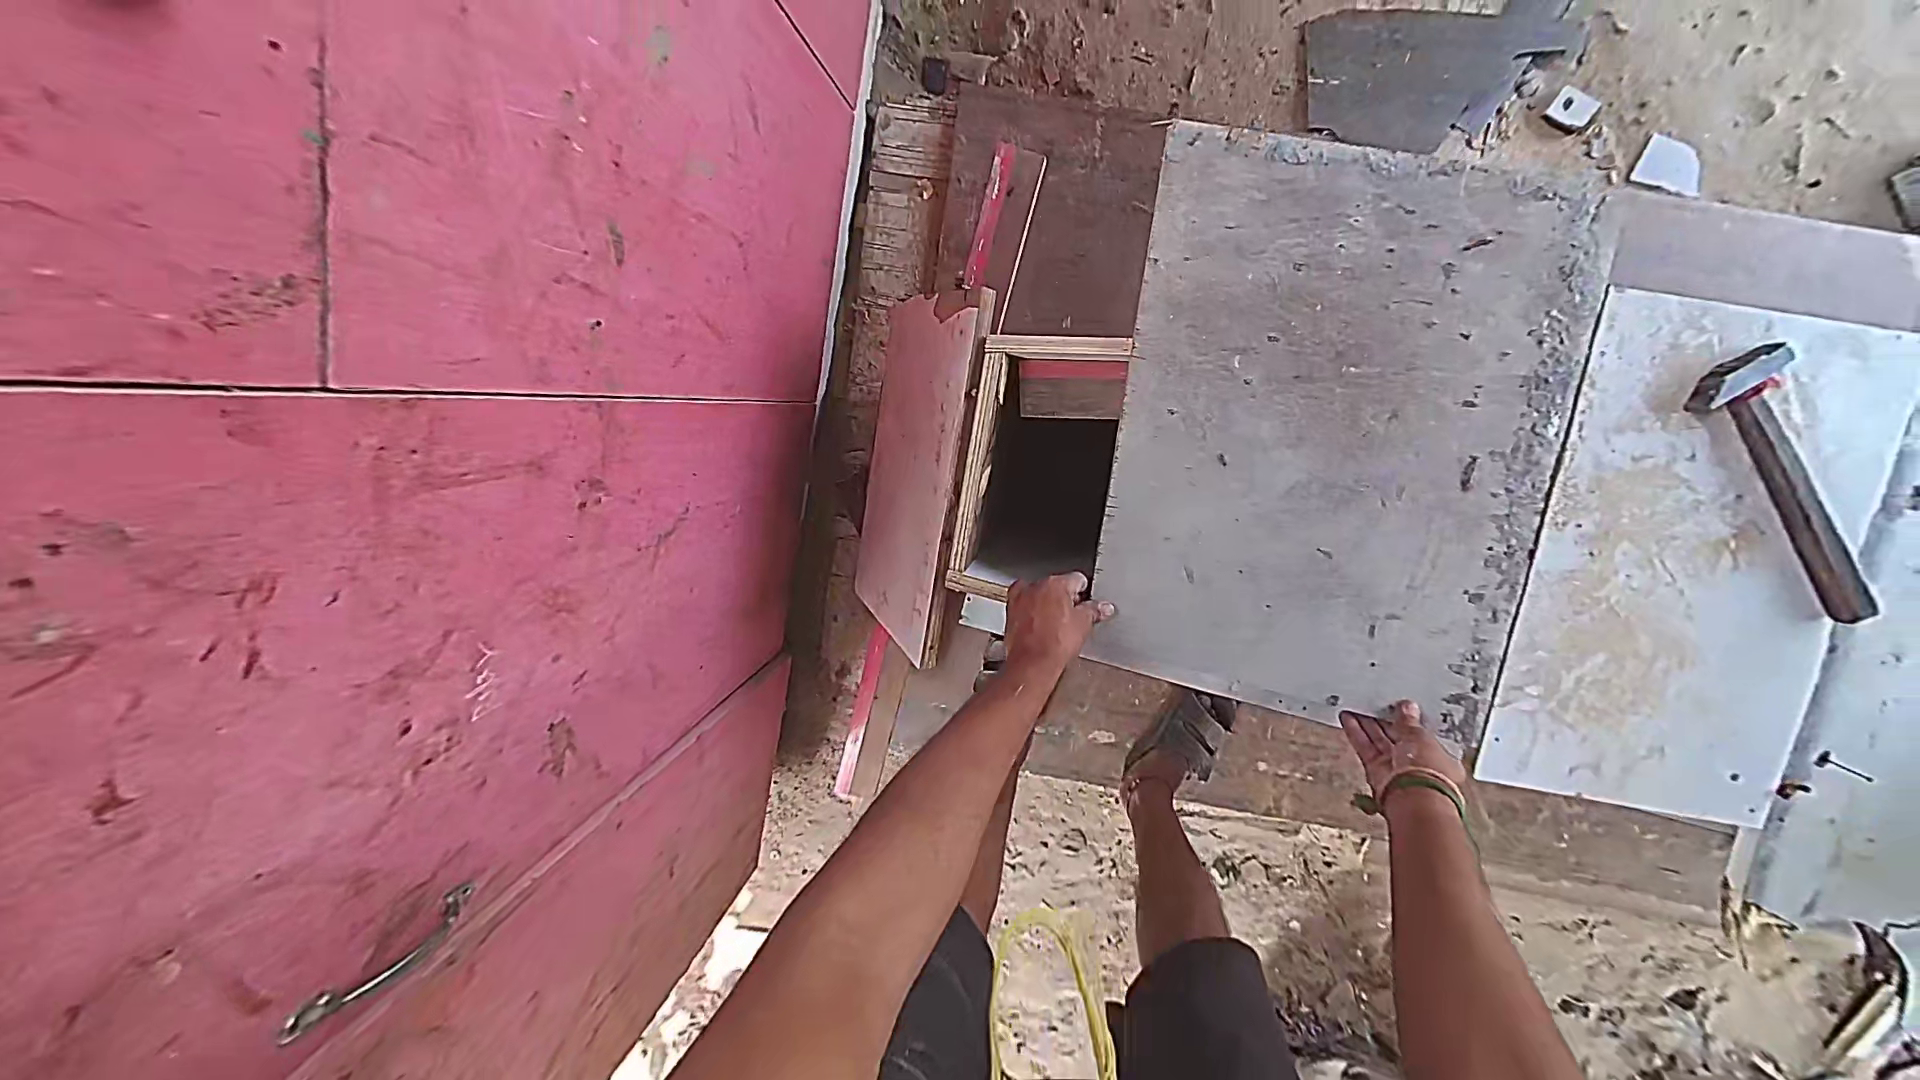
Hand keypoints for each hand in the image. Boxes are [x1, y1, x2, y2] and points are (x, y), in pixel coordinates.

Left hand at [1003, 572, 1114, 678]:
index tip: (1087, 603)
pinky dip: (1031, 612)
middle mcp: (1035, 586)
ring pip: (1039, 594)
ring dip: (1047, 604)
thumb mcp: (1084, 625)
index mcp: (1056, 584)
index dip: (1085, 592)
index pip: (1077, 579)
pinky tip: (1039, 626)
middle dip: (1065, 599)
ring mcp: (1020, 598)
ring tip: (1055, 625)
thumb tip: (1103, 607)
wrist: (1032, 663)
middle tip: (1073, 617)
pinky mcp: (1010, 611)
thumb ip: (1094, 610)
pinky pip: (1025, 605)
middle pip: (1057, 585)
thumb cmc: (1054, 644)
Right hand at [1339, 700, 1467, 801]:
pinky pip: (1364, 747)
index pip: (1421, 734)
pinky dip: (1355, 732)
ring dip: (1366, 723)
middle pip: (1396, 737)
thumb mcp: (1421, 736)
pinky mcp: (1376, 771)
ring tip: (1356, 707)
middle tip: (1374, 704)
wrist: (1412, 796)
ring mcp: (1395, 768)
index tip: (1398, 707)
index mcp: (1439, 757)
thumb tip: (1407, 708)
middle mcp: (1416, 764)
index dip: (1409, 721)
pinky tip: (1348, 719)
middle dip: (1384, 720)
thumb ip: (1409, 721)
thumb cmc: (1429, 773)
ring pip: (1378, 740)